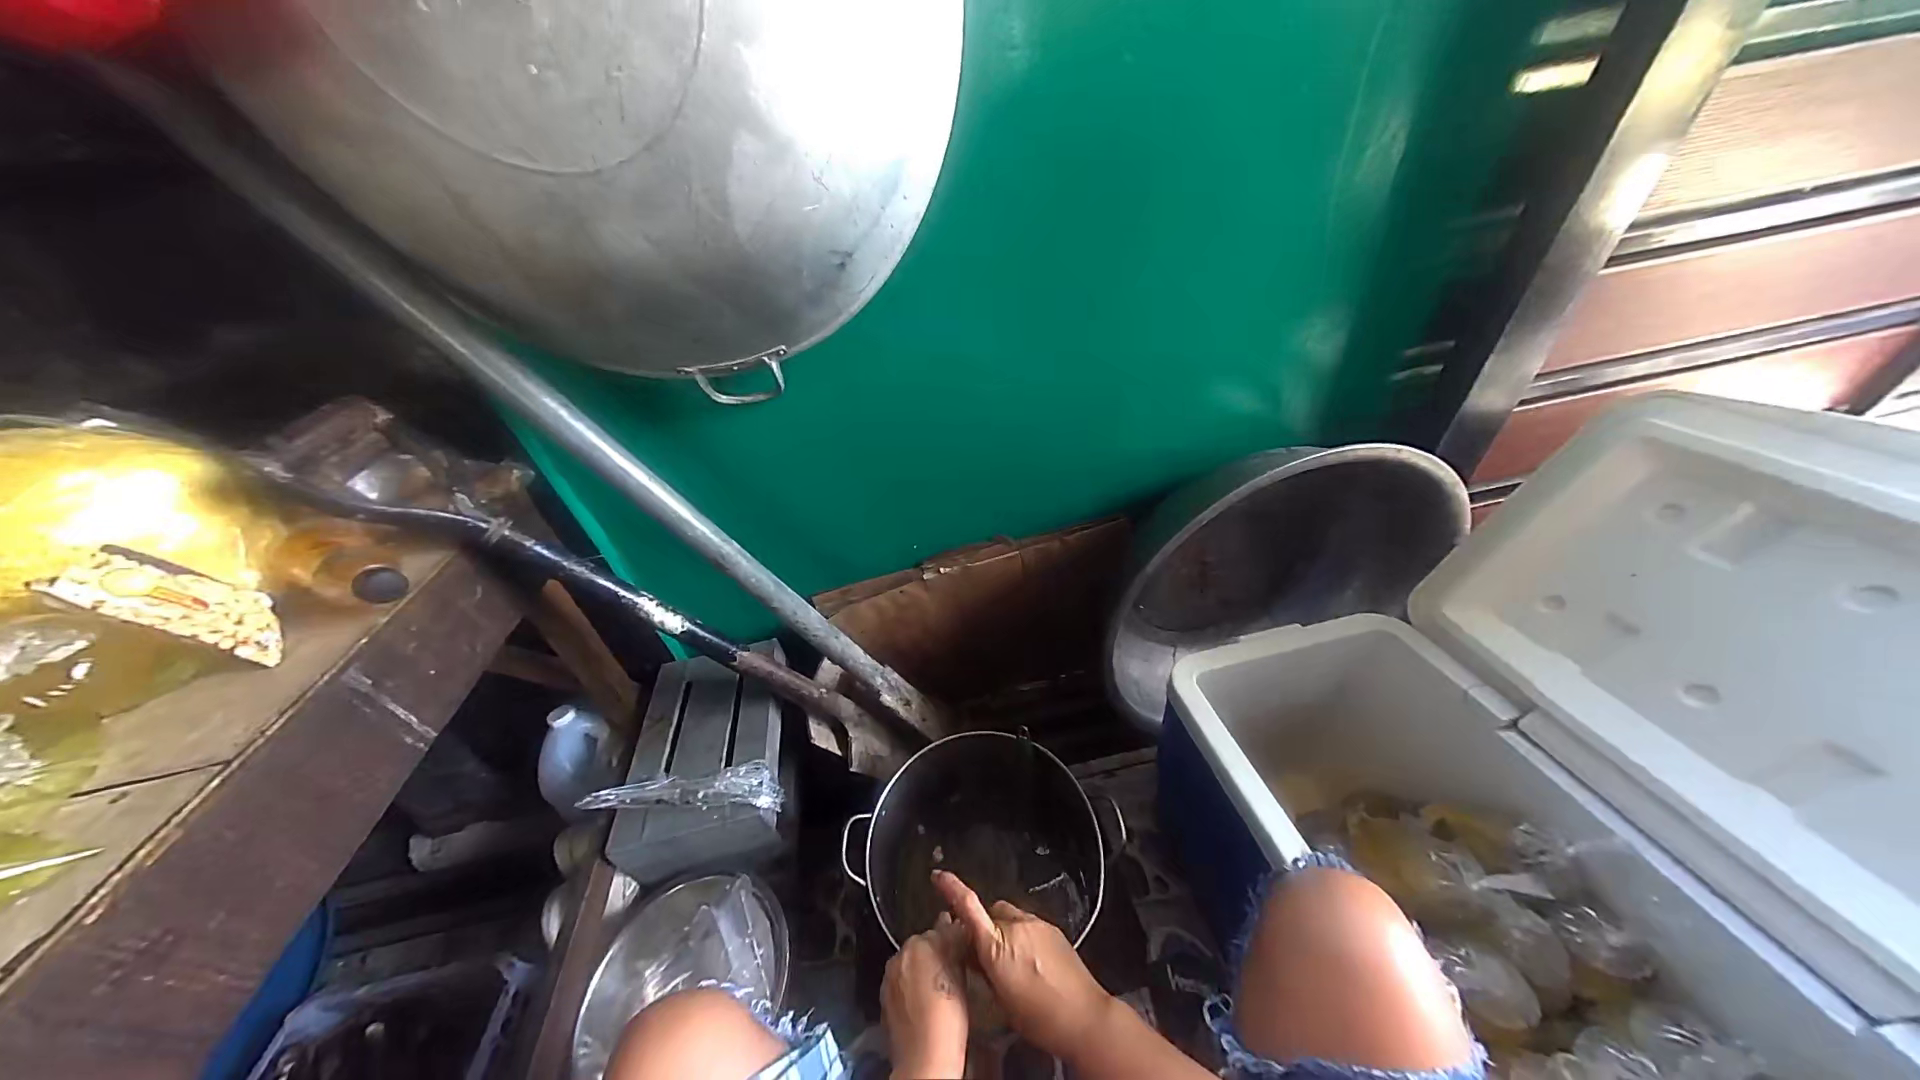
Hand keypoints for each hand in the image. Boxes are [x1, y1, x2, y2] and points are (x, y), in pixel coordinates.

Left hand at [882, 912, 969, 1078]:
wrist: (922, 1058)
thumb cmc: (949, 1016)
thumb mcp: (960, 977)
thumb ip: (956, 948)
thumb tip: (957, 928)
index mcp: (922, 942)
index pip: (942, 928)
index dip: (953, 936)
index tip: (962, 945)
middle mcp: (903, 952)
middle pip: (924, 943)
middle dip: (936, 952)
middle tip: (950, 969)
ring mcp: (890, 973)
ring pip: (910, 961)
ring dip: (921, 967)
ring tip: (935, 987)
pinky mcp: (883, 993)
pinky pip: (900, 980)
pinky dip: (909, 984)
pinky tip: (920, 1000)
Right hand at [932, 869, 1115, 1060]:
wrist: (1084, 1018)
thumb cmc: (1038, 1018)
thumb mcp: (1001, 999)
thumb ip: (985, 969)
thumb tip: (974, 955)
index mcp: (997, 946)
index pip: (969, 907)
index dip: (952, 888)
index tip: (938, 875)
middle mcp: (1016, 926)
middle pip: (991, 913)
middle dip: (986, 928)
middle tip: (989, 956)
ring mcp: (1037, 924)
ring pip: (1010, 917)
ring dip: (1006, 931)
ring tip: (1015, 963)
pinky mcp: (1052, 928)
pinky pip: (1028, 923)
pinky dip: (1023, 935)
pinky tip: (1032, 962)